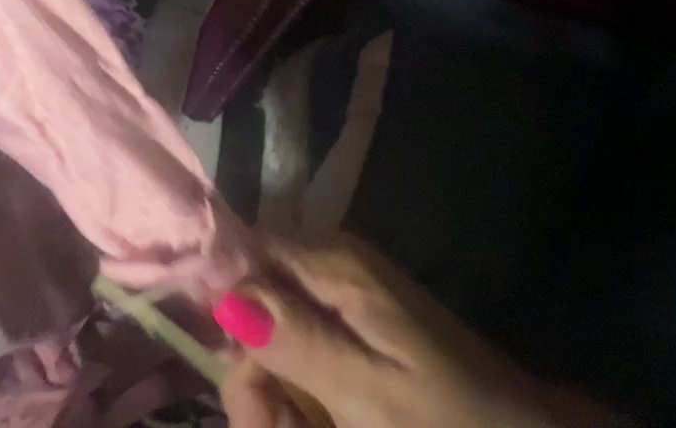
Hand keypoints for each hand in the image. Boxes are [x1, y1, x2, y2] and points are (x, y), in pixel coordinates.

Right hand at [214, 236, 620, 427]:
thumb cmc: (454, 424)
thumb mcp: (371, 395)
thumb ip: (296, 341)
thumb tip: (221, 296)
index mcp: (330, 265)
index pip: (238, 266)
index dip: (226, 327)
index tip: (250, 399)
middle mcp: (327, 267)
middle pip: (251, 308)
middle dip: (255, 378)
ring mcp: (342, 297)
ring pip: (270, 337)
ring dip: (275, 398)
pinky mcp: (355, 329)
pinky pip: (300, 352)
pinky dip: (301, 399)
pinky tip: (314, 427)